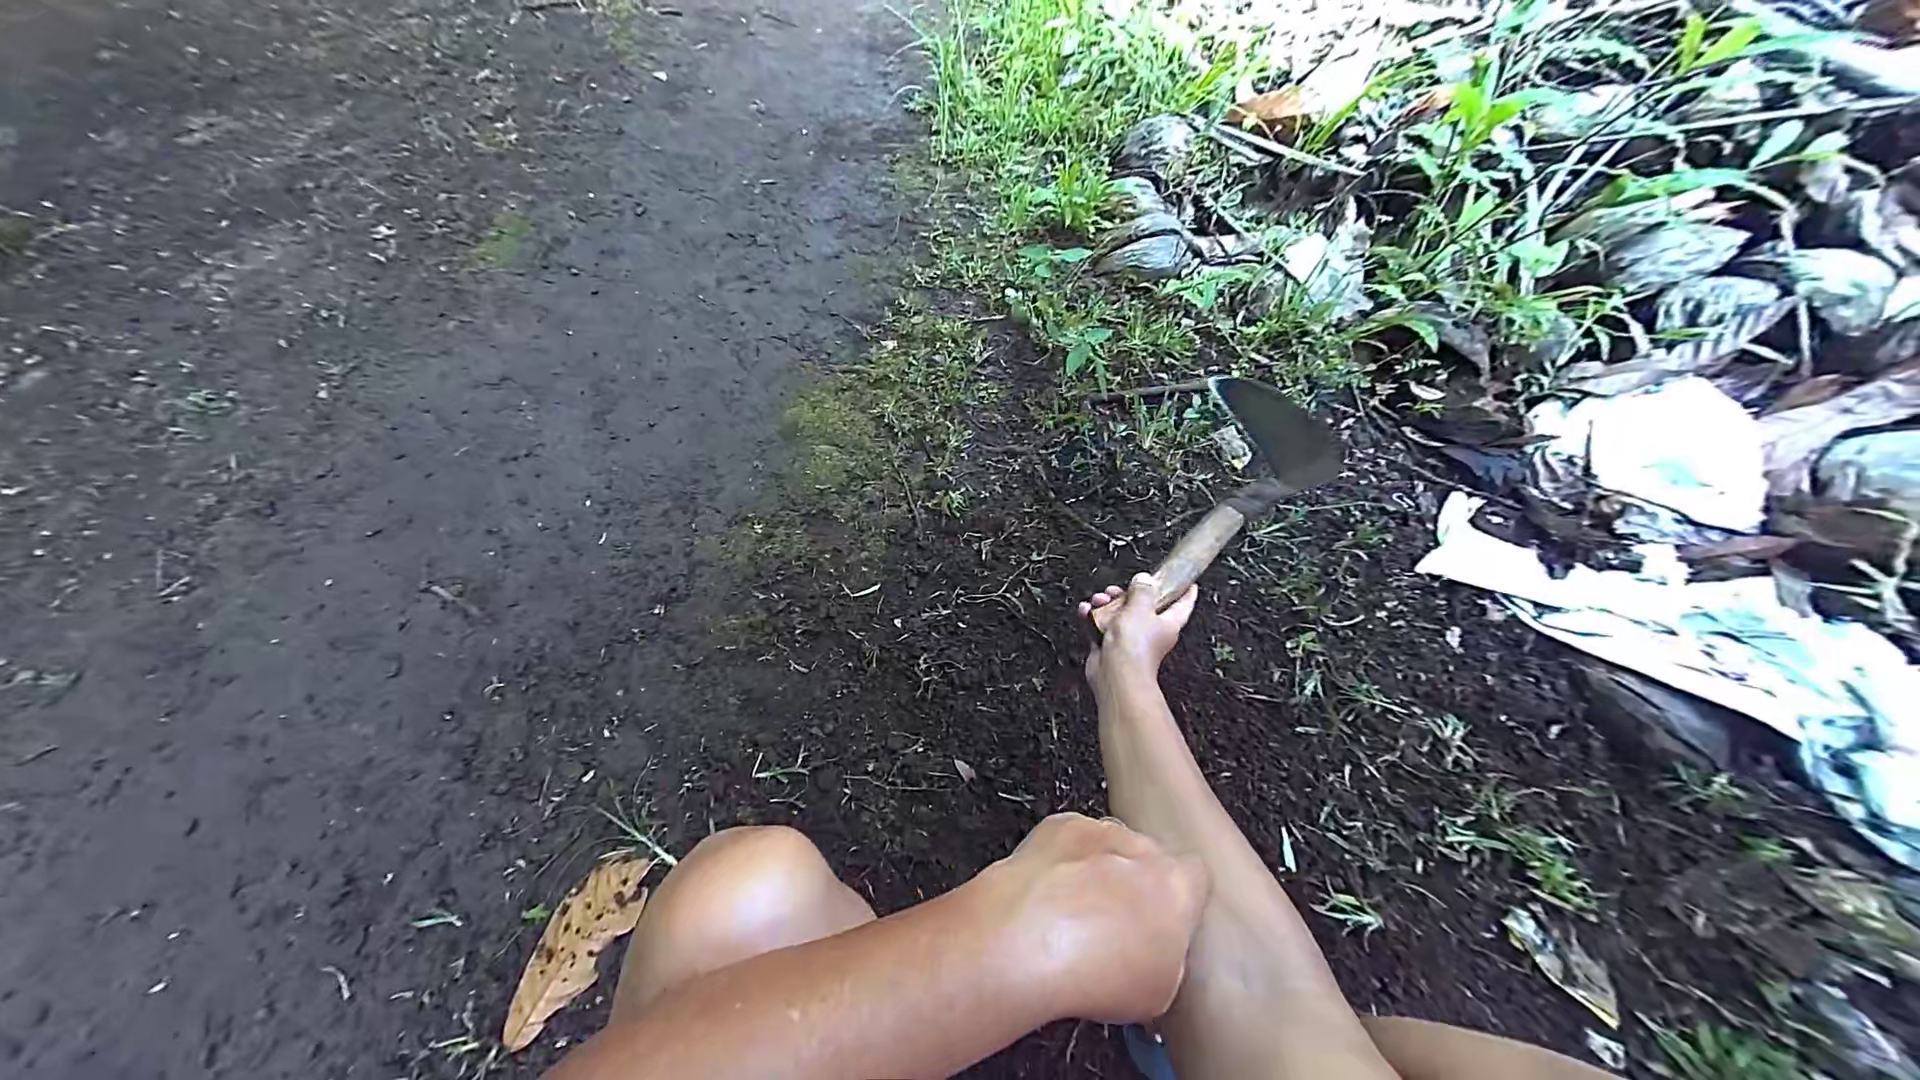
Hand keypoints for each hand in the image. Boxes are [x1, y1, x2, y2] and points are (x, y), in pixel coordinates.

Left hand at [973, 813, 1207, 1023]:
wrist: (1028, 936)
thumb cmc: (1092, 970)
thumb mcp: (1158, 992)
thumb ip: (1167, 955)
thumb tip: (1154, 951)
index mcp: (1177, 887)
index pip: (1196, 879)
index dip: (1182, 900)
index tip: (1167, 923)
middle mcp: (1141, 847)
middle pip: (1149, 859)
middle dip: (1137, 884)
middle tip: (1115, 926)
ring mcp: (1098, 830)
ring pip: (1109, 845)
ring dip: (1099, 869)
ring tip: (1074, 913)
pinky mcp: (1058, 823)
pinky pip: (1072, 839)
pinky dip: (1064, 859)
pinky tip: (1049, 892)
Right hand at [1077, 572, 1197, 686]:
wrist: (1115, 673)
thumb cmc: (1135, 648)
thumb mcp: (1141, 608)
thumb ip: (1142, 590)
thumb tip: (1144, 579)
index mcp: (1167, 623)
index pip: (1183, 604)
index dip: (1186, 592)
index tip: (1188, 583)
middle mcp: (1150, 632)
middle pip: (1142, 606)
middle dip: (1126, 594)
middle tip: (1117, 590)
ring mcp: (1129, 640)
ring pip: (1118, 614)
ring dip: (1105, 604)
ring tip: (1099, 600)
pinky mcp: (1109, 645)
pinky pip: (1099, 625)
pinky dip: (1091, 617)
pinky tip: (1086, 611)